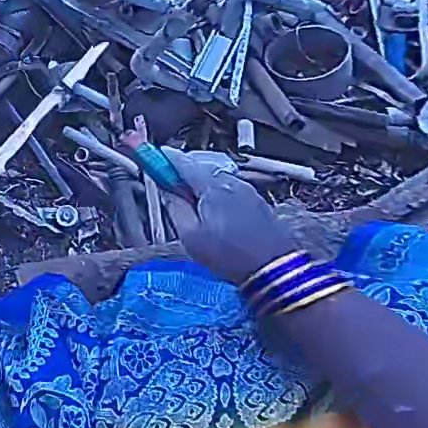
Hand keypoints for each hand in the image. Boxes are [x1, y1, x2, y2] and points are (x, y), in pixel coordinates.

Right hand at [156, 147, 297, 282]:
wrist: (275, 271)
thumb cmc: (231, 255)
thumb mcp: (190, 234)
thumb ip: (175, 207)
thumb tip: (166, 192)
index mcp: (213, 187)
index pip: (182, 162)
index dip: (164, 158)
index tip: (151, 156)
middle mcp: (232, 183)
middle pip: (199, 169)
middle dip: (182, 175)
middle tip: (168, 188)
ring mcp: (248, 192)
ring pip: (215, 181)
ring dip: (200, 187)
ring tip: (192, 208)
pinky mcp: (258, 204)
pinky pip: (230, 191)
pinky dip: (216, 196)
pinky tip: (213, 215)